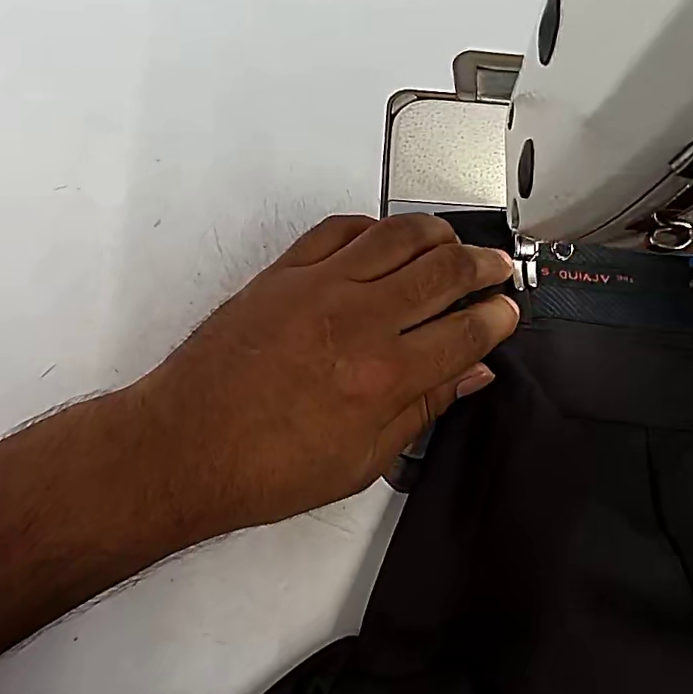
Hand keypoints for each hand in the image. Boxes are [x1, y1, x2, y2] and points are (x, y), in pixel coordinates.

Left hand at [132, 213, 519, 539]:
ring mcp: (318, 287)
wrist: (186, 445)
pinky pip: (338, 229)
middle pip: (444, 270)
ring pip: (398, 235)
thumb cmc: (265, 466)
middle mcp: (358, 320)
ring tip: (453, 244)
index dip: (497, 318)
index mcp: (385, 376)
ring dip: (438, 233)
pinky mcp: (282, 273)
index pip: (467, 331)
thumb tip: (468, 374)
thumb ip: (422, 408)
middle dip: (484, 265)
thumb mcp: (361, 460)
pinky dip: (371, 227)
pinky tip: (383, 239)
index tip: (505, 312)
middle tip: (496, 268)